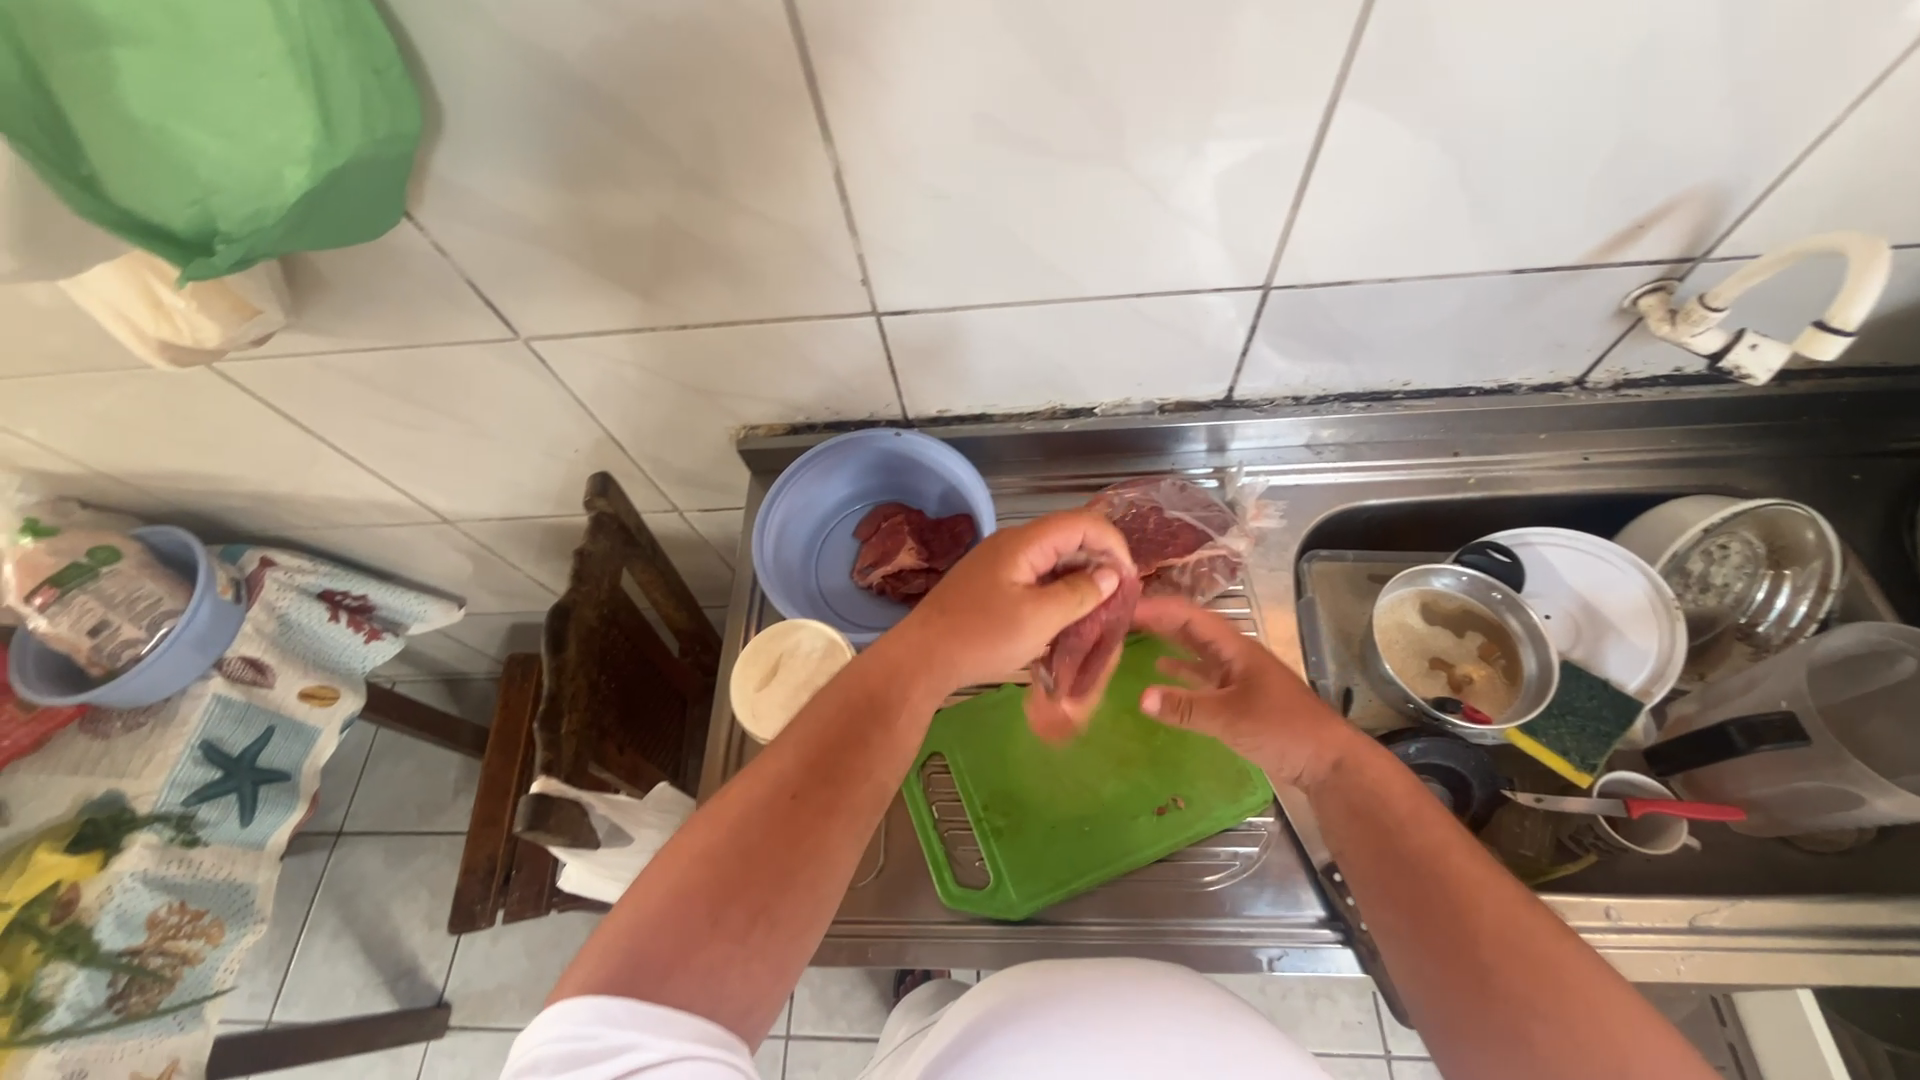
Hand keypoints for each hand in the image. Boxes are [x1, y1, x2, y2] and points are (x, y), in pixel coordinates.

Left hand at [880, 510, 1134, 707]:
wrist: (921, 658)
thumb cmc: (981, 637)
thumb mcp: (1039, 619)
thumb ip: (1079, 593)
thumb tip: (1110, 574)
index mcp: (1024, 543)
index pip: (1083, 523)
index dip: (1113, 545)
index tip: (1130, 581)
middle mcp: (1012, 543)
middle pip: (1068, 539)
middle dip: (1098, 564)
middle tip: (1117, 602)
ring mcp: (998, 563)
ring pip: (1052, 561)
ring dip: (1077, 582)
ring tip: (1094, 615)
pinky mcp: (990, 584)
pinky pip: (1034, 578)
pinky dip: (1055, 594)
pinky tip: (1062, 621)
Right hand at [1132, 595, 1366, 790]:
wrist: (1328, 761)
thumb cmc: (1282, 730)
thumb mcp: (1229, 717)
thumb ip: (1184, 707)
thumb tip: (1140, 697)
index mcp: (1235, 648)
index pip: (1188, 616)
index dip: (1156, 609)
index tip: (1122, 607)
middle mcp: (1234, 655)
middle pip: (1191, 629)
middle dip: (1158, 620)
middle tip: (1120, 616)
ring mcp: (1237, 677)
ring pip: (1196, 651)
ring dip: (1167, 642)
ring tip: (1133, 637)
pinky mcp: (1239, 699)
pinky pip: (1202, 677)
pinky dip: (1180, 672)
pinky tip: (1160, 671)